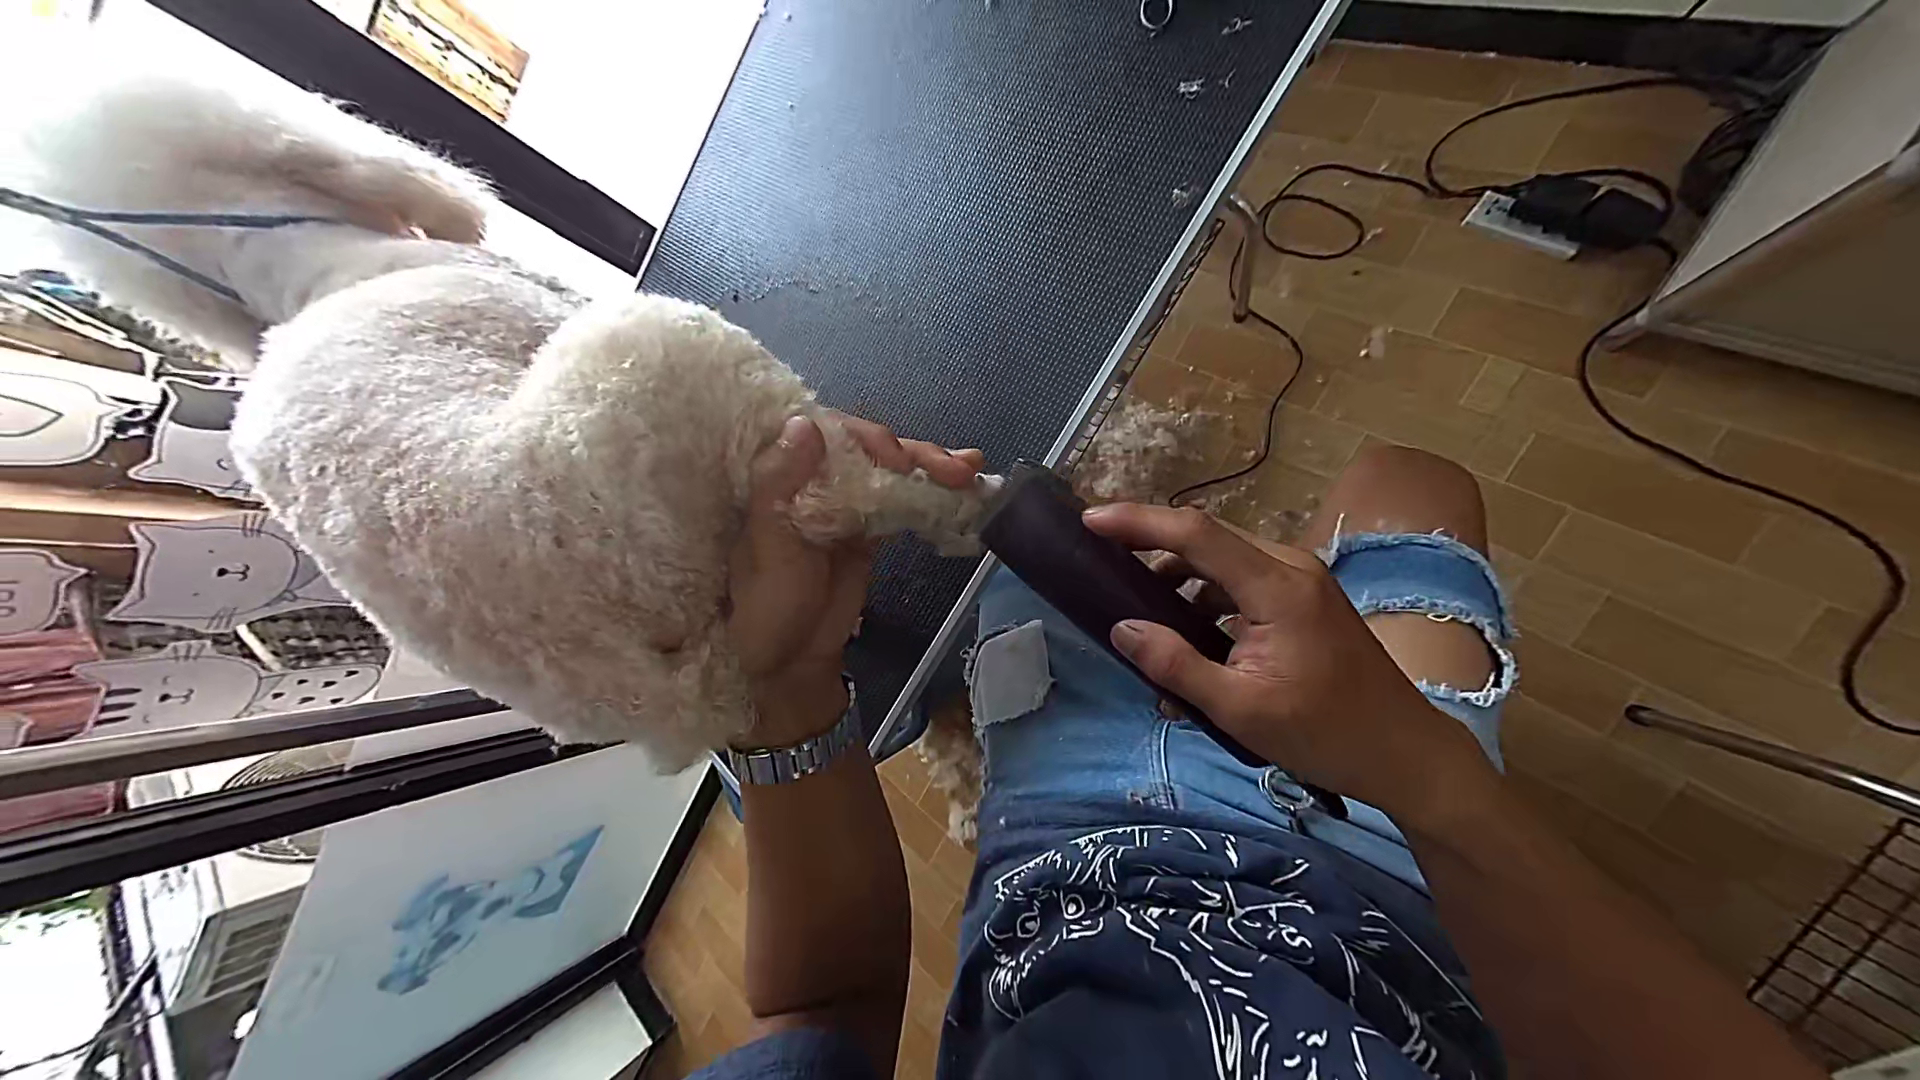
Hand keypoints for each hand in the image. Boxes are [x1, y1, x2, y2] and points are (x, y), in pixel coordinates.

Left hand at [728, 413, 982, 746]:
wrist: (792, 663)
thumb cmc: (768, 610)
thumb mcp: (769, 553)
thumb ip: (779, 488)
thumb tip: (804, 425)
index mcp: (779, 477)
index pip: (822, 432)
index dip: (863, 435)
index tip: (894, 458)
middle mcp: (813, 480)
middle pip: (867, 447)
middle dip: (912, 453)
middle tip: (953, 469)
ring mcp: (845, 502)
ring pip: (891, 471)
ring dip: (931, 467)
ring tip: (969, 471)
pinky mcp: (870, 527)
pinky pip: (903, 500)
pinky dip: (932, 493)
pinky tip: (962, 487)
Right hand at [1083, 503, 1497, 828]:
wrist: (1407, 754)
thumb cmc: (1326, 734)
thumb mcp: (1239, 709)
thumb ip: (1175, 665)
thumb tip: (1122, 628)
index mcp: (1277, 586)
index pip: (1196, 533)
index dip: (1139, 521)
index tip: (1091, 520)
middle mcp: (1288, 567)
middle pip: (1205, 538)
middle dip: (1149, 545)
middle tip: (1103, 563)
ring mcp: (1297, 580)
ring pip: (1218, 559)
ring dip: (1175, 578)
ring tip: (1140, 615)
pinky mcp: (1298, 598)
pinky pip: (1236, 582)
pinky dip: (1202, 598)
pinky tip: (1184, 635)